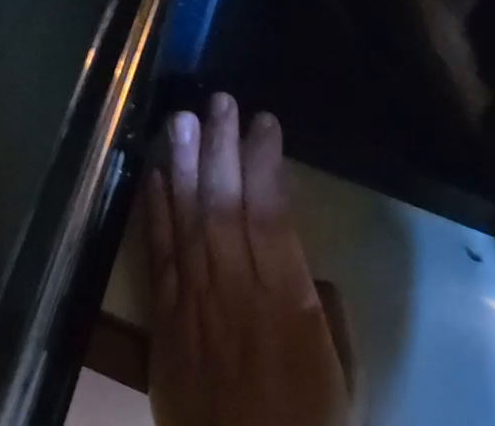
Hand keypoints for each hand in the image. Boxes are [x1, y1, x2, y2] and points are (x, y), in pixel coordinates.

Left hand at [143, 93, 354, 425]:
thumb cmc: (303, 425)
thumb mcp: (339, 371)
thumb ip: (322, 309)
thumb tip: (304, 266)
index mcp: (286, 302)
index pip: (272, 214)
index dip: (265, 162)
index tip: (265, 122)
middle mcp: (235, 290)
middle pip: (224, 204)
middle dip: (222, 147)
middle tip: (219, 101)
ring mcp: (192, 300)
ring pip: (187, 218)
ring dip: (184, 164)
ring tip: (182, 118)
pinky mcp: (162, 316)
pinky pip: (157, 253)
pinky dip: (155, 210)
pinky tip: (156, 173)